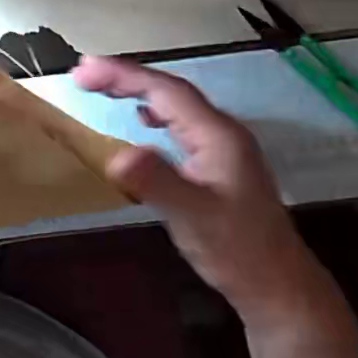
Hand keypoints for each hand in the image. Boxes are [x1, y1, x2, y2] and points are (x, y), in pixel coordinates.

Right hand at [71, 56, 333, 326]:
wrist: (276, 285)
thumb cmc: (236, 250)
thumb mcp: (192, 217)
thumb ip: (156, 182)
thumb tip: (117, 153)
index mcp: (216, 136)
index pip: (166, 91)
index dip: (123, 75)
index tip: (82, 71)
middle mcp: (221, 133)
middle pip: (169, 91)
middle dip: (125, 77)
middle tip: (82, 74)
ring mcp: (220, 148)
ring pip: (173, 105)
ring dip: (136, 91)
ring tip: (101, 87)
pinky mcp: (215, 164)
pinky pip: (177, 124)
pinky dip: (150, 112)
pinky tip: (140, 119)